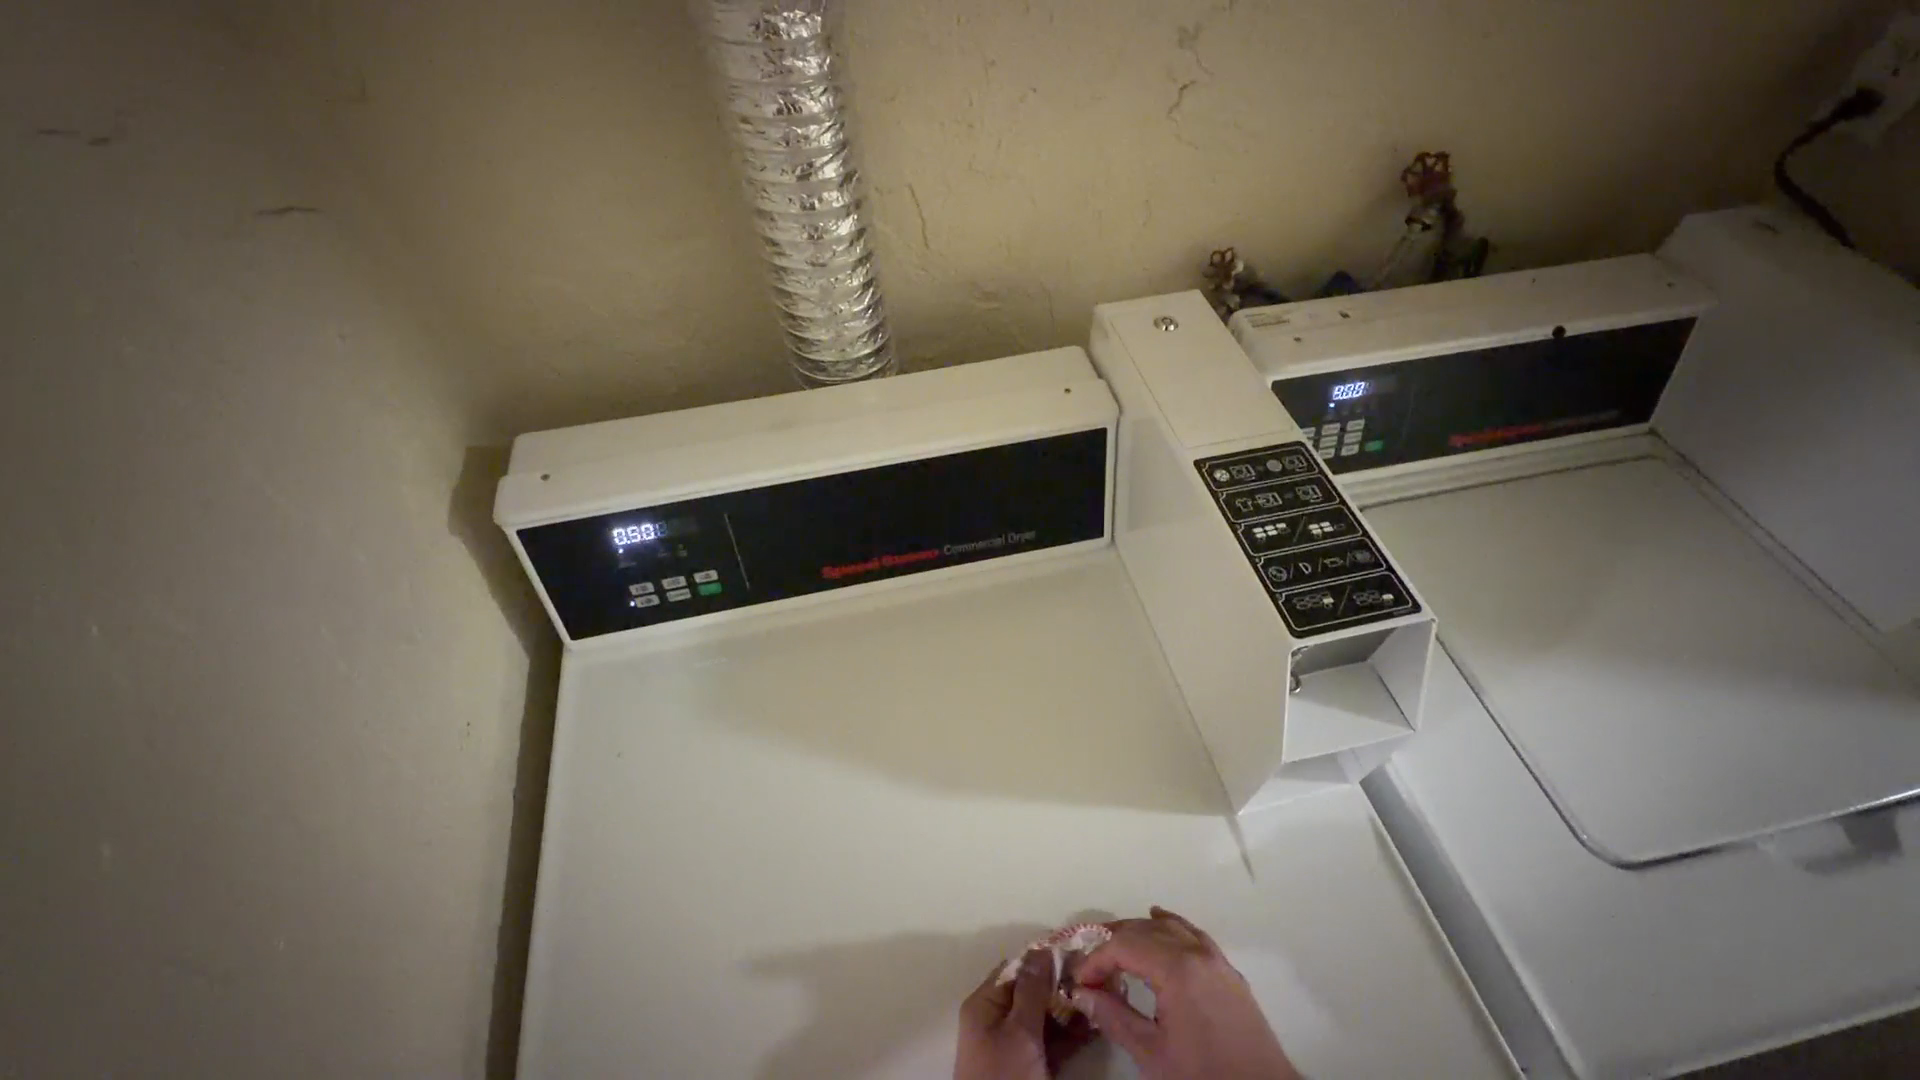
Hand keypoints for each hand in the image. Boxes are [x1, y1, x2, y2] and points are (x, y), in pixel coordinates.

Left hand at [954, 949, 1093, 1079]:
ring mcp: (1017, 1045)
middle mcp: (999, 1019)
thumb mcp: (1018, 1031)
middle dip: (1063, 984)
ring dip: (1073, 1008)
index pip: (1016, 969)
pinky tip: (1097, 1024)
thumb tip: (1041, 949)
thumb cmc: (1004, 1076)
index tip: (1078, 950)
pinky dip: (1073, 1034)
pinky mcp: (1033, 1066)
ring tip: (1105, 996)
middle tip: (1099, 975)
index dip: (1044, 958)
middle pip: (1033, 992)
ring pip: (1046, 1017)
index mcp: (986, 1004)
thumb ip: (1032, 990)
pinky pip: (1053, 1042)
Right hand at [1071, 907, 1300, 1079]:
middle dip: (1114, 943)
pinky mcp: (1229, 973)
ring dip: (1140, 932)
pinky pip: (1194, 935)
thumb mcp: (1152, 1053)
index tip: (1080, 983)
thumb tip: (1081, 994)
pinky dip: (1172, 926)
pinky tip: (1161, 923)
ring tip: (1116, 947)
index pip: (1124, 946)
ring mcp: (1216, 960)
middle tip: (1091, 968)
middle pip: (1145, 929)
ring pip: (1171, 927)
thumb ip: (1114, 1017)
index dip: (1096, 960)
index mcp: (1176, 969)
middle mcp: (1196, 953)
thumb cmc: (1204, 1077)